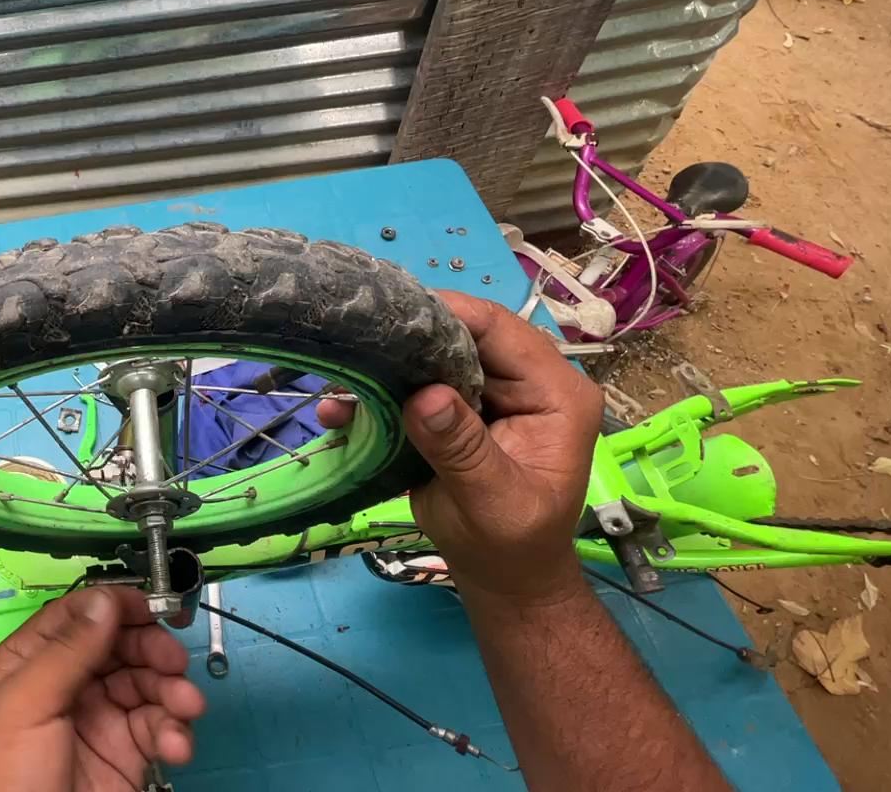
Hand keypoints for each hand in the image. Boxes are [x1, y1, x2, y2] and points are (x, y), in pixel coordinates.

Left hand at [0, 586, 206, 791]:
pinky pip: (157, 727)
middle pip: (119, 645)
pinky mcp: (124, 757)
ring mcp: (98, 720)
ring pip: (144, 683)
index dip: (114, 605)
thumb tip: (105, 600)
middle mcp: (67, 684)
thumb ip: (68, 649)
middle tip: (175, 661)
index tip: (151, 604)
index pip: (77, 615)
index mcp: (32, 662)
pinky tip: (177, 744)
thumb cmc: (9, 777)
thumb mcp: (29, 705)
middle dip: (151, 648)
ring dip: (172, 689)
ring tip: (187, 706)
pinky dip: (175, 730)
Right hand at [317, 291, 603, 602]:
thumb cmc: (511, 544)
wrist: (501, 575)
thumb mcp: (493, 501)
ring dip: (381, 365)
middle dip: (405, 337)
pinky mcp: (451, 406)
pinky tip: (338, 408)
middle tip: (352, 341)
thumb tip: (425, 395)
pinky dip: (373, 393)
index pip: (498, 329)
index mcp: (553, 392)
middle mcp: (520, 380)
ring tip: (338, 377)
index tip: (387, 318)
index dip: (444, 315)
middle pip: (457, 332)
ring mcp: (483, 390)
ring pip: (427, 354)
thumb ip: (463, 449)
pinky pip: (409, 383)